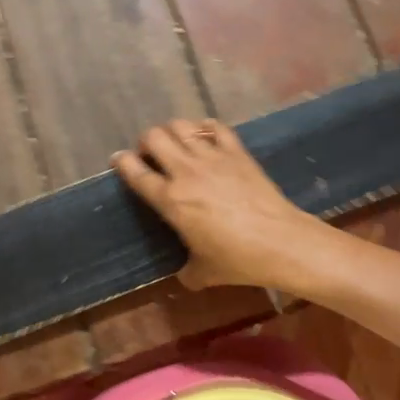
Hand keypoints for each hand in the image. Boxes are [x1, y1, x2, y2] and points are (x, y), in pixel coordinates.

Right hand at [111, 119, 330, 292]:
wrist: (281, 242)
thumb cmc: (238, 260)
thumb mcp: (204, 273)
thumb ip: (187, 270)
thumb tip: (184, 274)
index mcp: (171, 200)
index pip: (135, 172)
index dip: (122, 162)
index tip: (118, 160)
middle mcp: (185, 171)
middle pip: (154, 137)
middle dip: (147, 142)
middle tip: (152, 155)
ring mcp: (212, 157)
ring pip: (181, 125)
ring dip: (173, 131)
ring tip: (177, 143)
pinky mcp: (236, 151)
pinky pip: (216, 126)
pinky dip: (207, 127)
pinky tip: (207, 136)